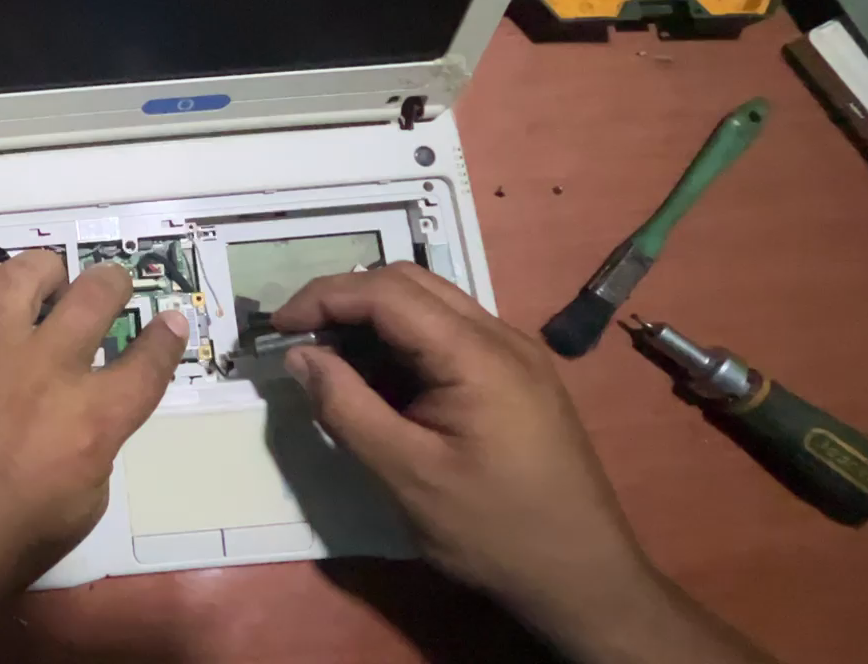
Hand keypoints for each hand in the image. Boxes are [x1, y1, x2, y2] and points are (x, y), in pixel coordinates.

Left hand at [0, 251, 186, 660]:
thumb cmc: (9, 541)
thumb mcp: (86, 503)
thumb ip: (98, 437)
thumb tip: (95, 397)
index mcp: (90, 419)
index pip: (148, 364)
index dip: (168, 338)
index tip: (174, 321)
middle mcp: (44, 369)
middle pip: (95, 294)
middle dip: (115, 281)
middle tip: (111, 286)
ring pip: (25, 272)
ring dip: (47, 270)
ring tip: (48, 281)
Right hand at [274, 263, 774, 663]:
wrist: (588, 585)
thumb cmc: (496, 532)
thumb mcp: (406, 475)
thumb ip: (345, 407)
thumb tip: (298, 354)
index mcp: (477, 355)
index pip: (385, 292)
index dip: (323, 297)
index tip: (279, 327)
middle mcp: (499, 336)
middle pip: (405, 282)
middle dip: (343, 298)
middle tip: (301, 337)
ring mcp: (511, 352)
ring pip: (424, 299)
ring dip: (369, 315)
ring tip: (330, 356)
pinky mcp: (512, 373)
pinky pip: (442, 328)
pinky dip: (396, 337)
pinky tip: (377, 377)